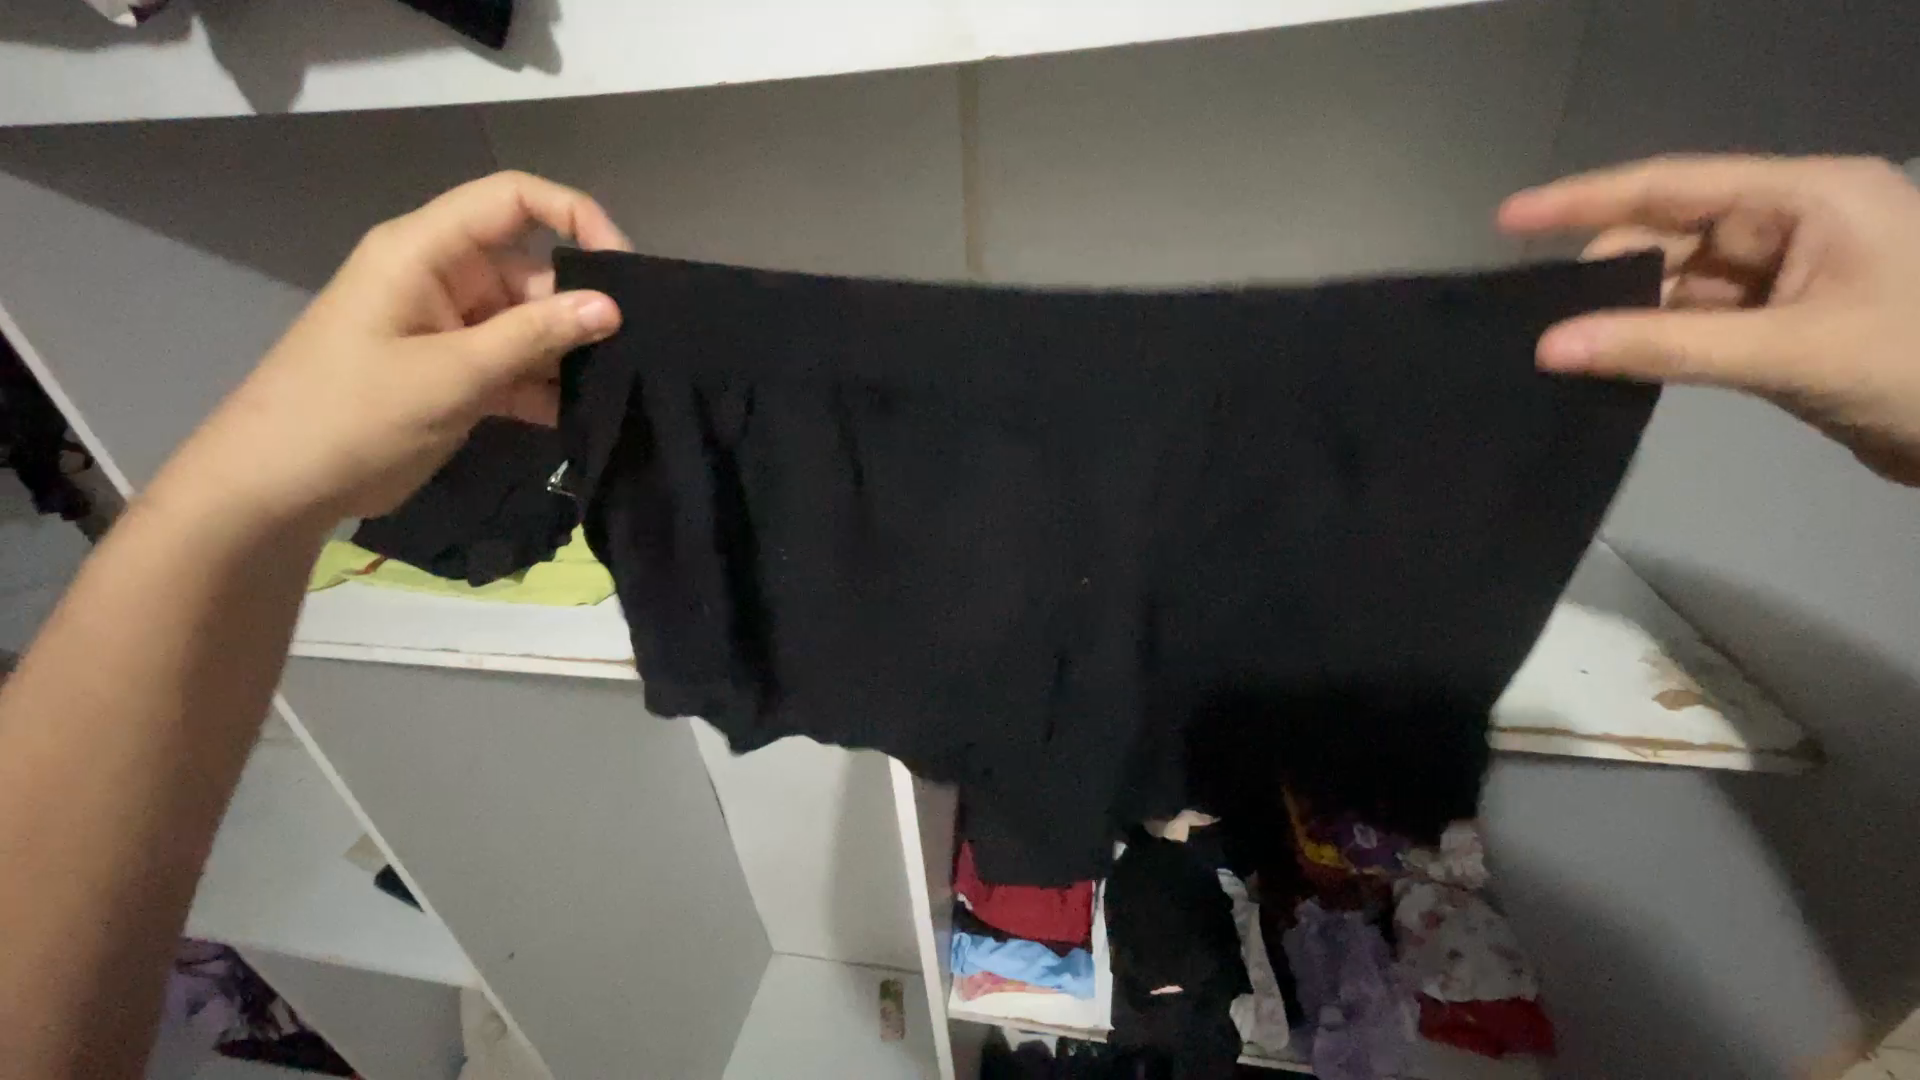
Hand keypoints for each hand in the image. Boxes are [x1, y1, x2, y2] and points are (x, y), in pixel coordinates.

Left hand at [158, 171, 631, 525]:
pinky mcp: (461, 372)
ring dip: (569, 358)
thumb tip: (612, 307)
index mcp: (427, 253)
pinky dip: (548, 390)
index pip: (513, 200)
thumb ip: (535, 336)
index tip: (624, 269)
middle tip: (630, 354)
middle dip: (582, 310)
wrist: (282, 484)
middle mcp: (446, 279)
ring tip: (610, 392)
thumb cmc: (353, 413)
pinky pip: (521, 367)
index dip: (576, 217)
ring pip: (535, 326)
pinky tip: (576, 419)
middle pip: (535, 272)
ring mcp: (455, 329)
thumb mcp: (453, 372)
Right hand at [1499, 154, 1919, 484]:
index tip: (1506, 219)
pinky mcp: (1772, 321)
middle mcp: (1789, 225)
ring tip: (1556, 347)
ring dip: (1618, 314)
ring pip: (1668, 283)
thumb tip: (1547, 348)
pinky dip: (1645, 340)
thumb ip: (1661, 346)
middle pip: (1663, 237)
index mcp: (1809, 200)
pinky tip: (1605, 362)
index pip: (1672, 187)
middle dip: (1598, 276)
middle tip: (1533, 320)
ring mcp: (1781, 275)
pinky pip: (1686, 319)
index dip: (1582, 201)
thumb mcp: (1787, 350)